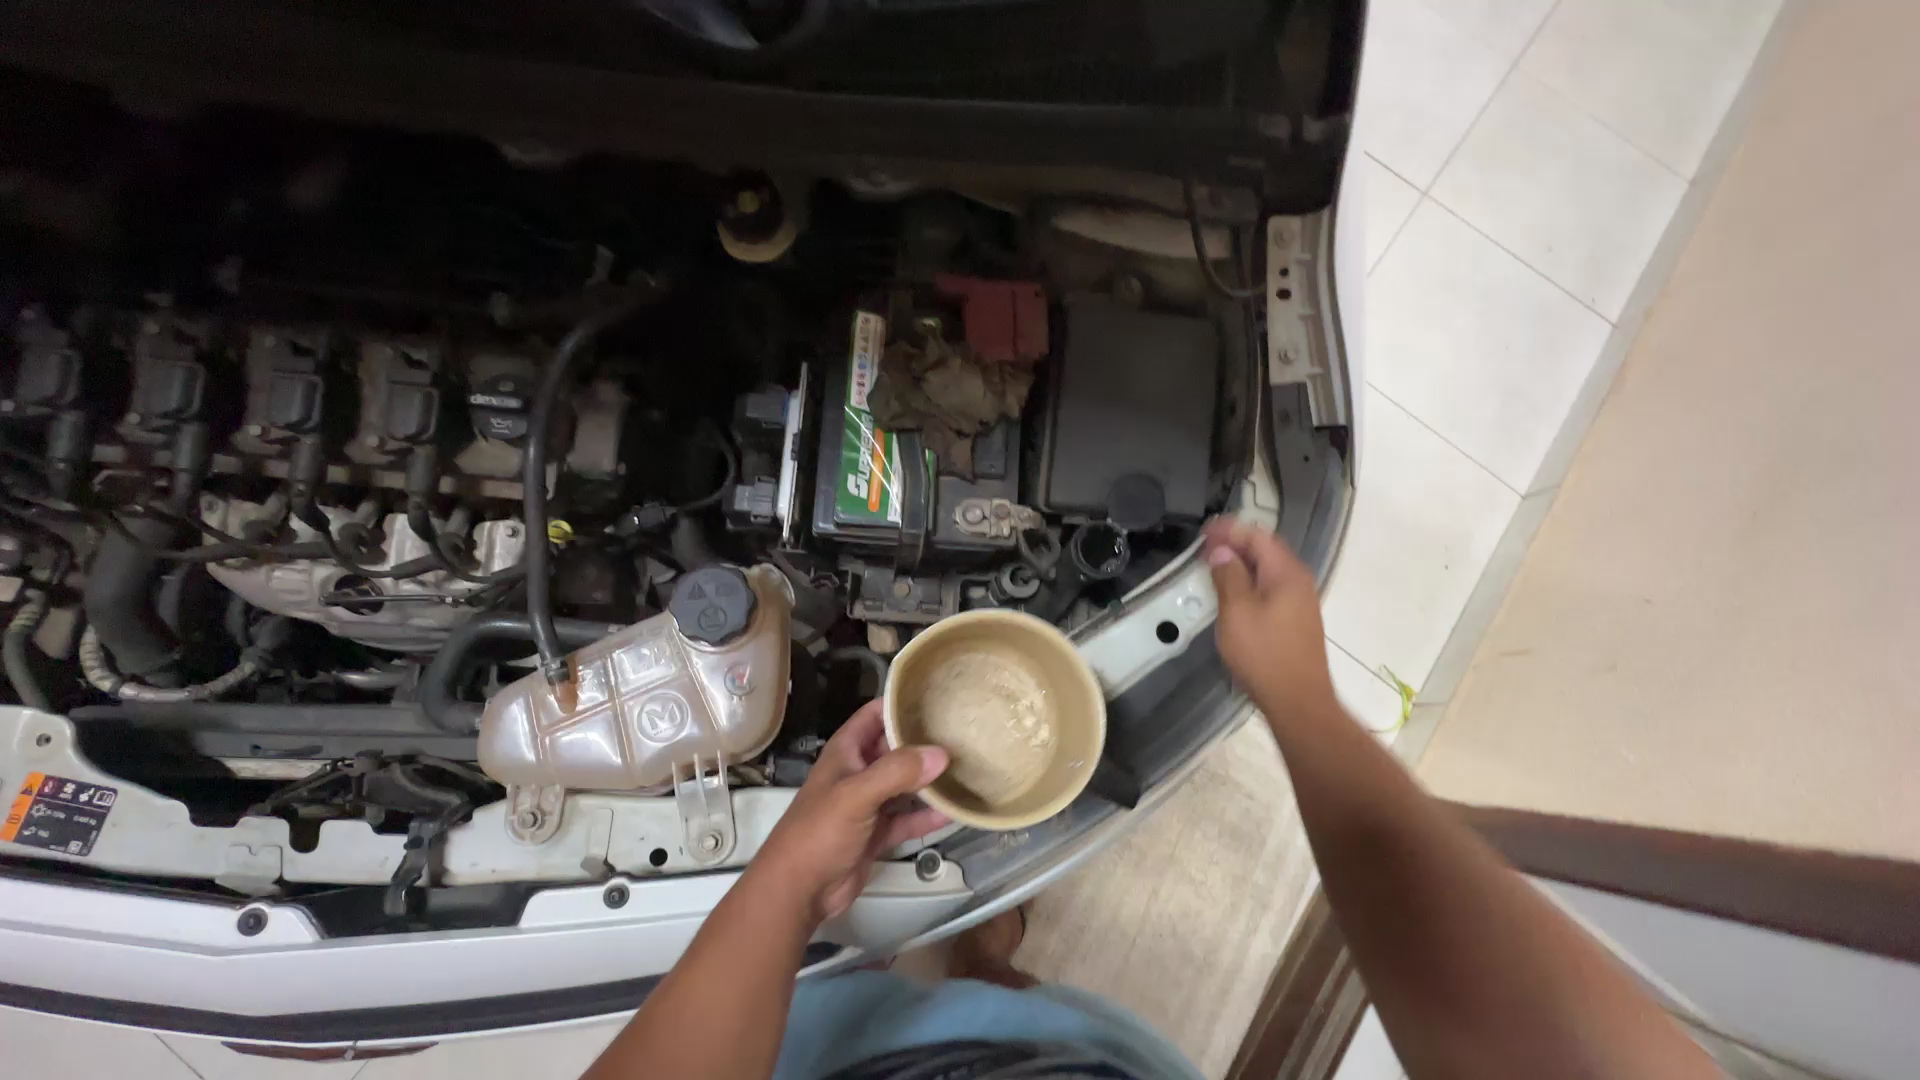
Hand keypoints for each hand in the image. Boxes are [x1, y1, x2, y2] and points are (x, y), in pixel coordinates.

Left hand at [749, 699, 950, 926]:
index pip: (874, 715)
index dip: (900, 704)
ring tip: (966, 768)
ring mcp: (868, 805)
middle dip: (923, 742)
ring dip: (929, 780)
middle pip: (895, 749)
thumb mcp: (856, 794)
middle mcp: (858, 772)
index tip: (937, 698)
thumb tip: (941, 754)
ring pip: (904, 785)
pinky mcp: (876, 834)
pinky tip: (953, 812)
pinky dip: (926, 816)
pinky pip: (906, 818)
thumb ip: (897, 772)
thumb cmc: (819, 832)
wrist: (798, 891)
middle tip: (962, 733)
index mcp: (846, 752)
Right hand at [1203, 519, 1337, 720]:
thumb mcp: (1237, 611)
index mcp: (1286, 573)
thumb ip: (1228, 576)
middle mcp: (1299, 581)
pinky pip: (1271, 588)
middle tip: (1204, 548)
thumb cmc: (1263, 653)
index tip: (1203, 533)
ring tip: (1213, 567)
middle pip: (1266, 550)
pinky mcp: (1295, 620)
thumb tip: (1222, 552)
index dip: (1229, 530)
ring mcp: (1300, 602)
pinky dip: (1249, 582)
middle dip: (1235, 544)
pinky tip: (1232, 593)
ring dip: (1241, 564)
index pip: (1258, 536)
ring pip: (1268, 570)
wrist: (1297, 700)